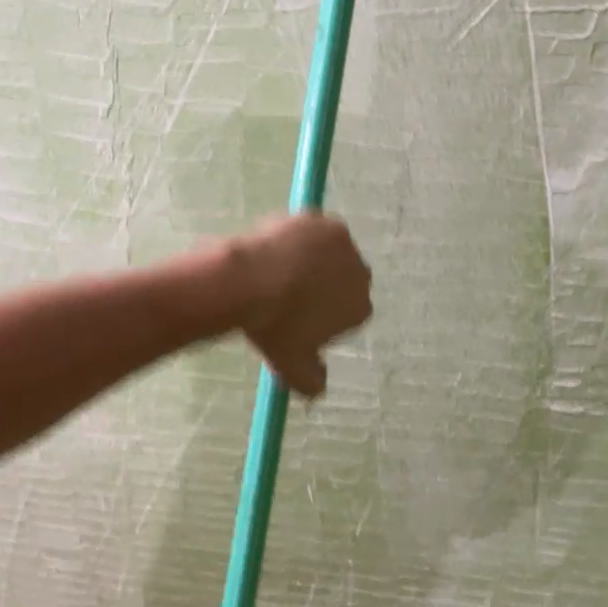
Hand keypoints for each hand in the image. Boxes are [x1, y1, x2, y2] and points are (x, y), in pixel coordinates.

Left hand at [233, 214, 372, 396]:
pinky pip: (310, 231)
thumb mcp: (292, 369)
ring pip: (328, 254)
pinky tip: (273, 250)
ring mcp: (341, 242)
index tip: (299, 319)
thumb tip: (320, 388)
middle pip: (344, 280)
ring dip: (312, 260)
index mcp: (361, 309)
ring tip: (278, 271)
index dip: (325, 316)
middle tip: (288, 295)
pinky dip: (296, 238)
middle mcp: (361, 273)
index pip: (350, 313)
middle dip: (324, 286)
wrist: (246, 282)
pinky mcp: (318, 218)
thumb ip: (313, 382)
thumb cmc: (272, 329)